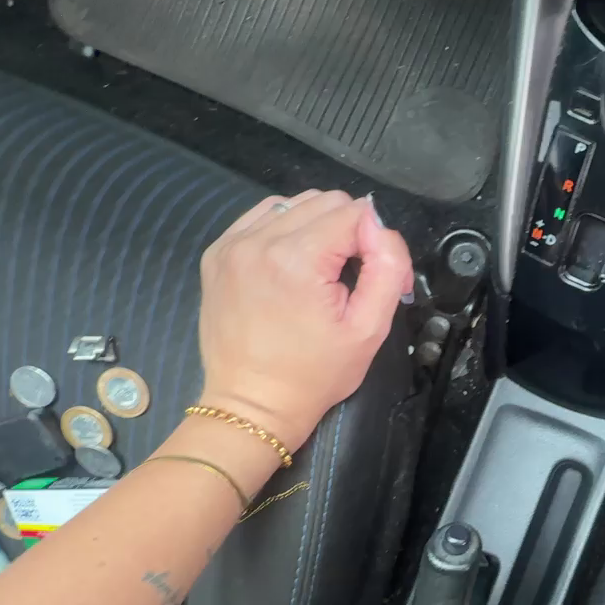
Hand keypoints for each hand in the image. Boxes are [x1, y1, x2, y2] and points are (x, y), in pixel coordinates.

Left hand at [196, 190, 412, 449]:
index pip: (356, 212)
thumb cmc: (317, 373)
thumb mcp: (371, 329)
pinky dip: (287, 230)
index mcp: (298, 259)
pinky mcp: (217, 253)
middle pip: (326, 201)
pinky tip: (293, 264)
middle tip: (350, 277)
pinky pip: (263, 216)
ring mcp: (231, 244)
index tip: (375, 277)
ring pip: (294, 203)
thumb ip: (387, 267)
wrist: (252, 403)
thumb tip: (380, 227)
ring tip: (321, 270)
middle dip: (350, 232)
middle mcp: (258, 240)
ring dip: (318, 227)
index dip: (377, 241)